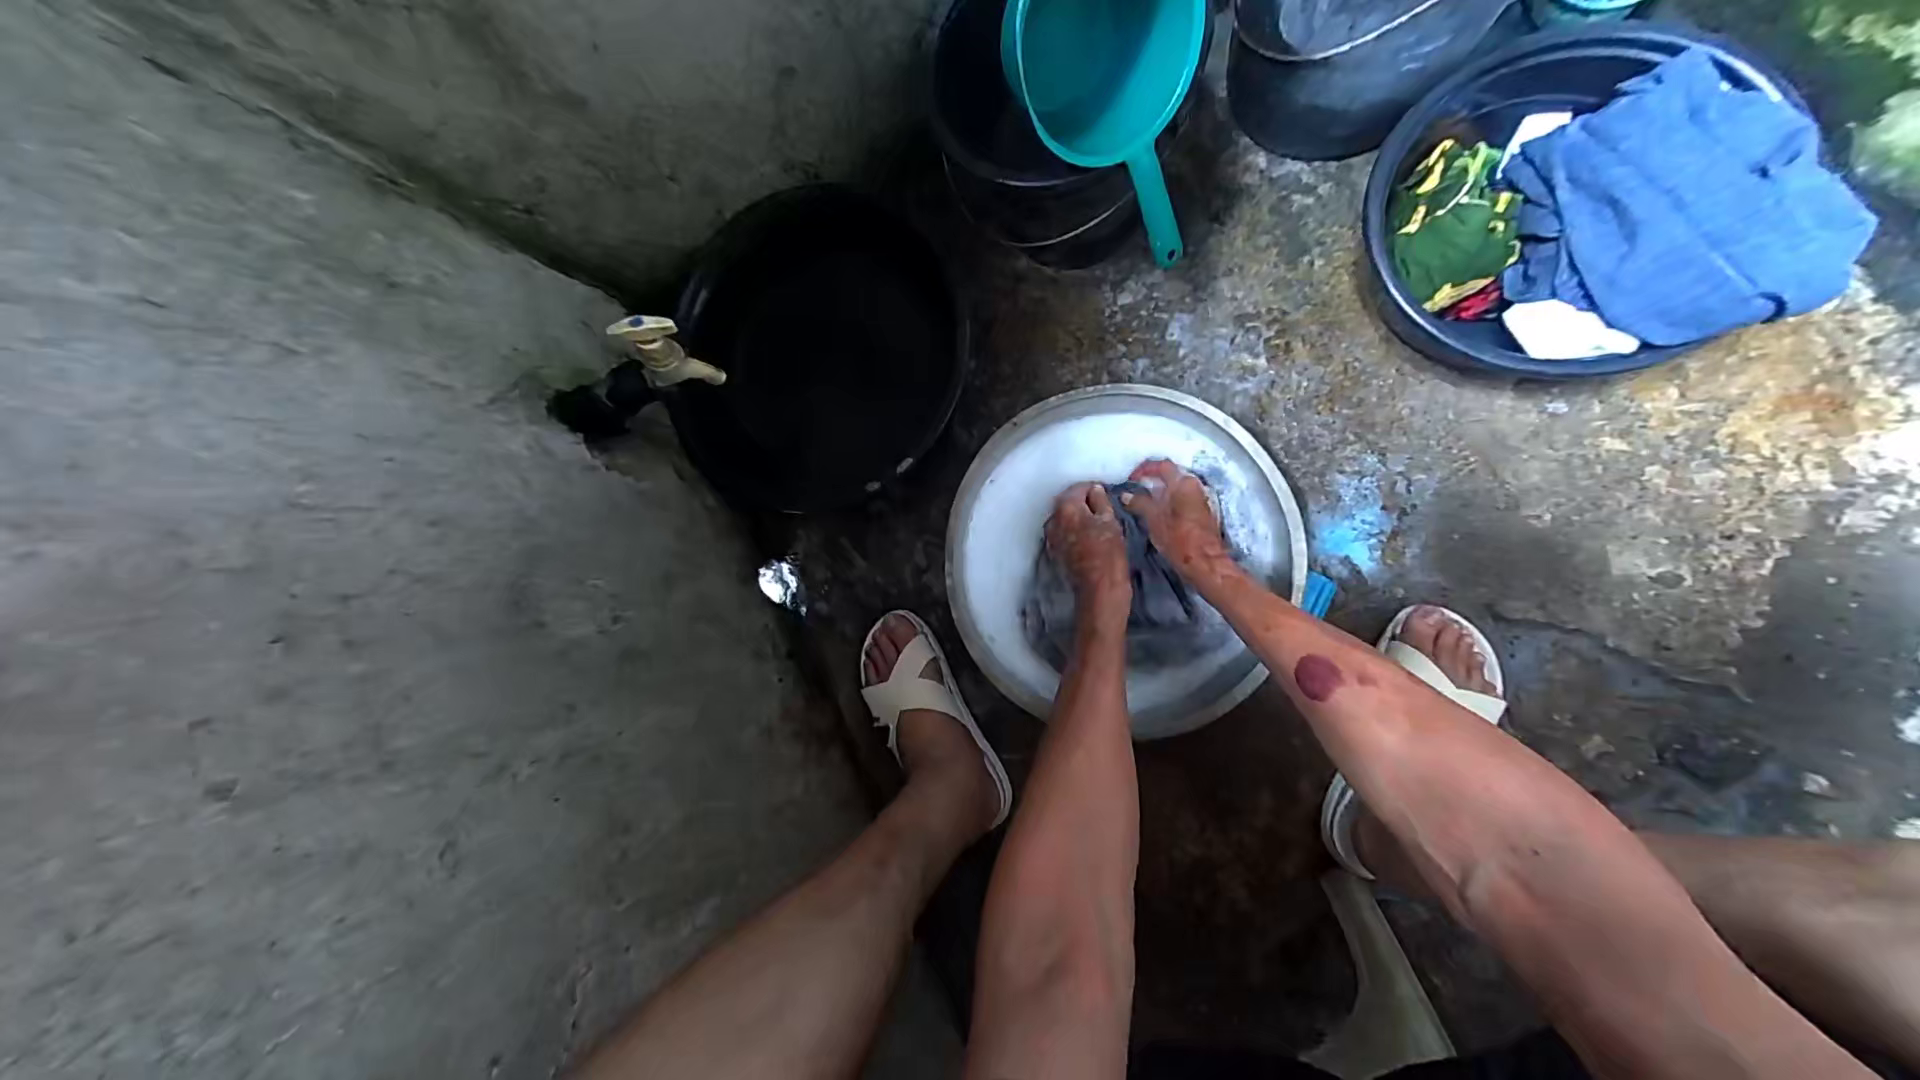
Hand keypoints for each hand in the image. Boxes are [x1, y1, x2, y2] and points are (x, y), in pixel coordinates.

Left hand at [1045, 483, 1130, 625]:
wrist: (1099, 588)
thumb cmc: (1108, 552)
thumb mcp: (1110, 521)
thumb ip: (1100, 501)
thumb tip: (1095, 490)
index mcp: (1066, 507)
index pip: (1078, 488)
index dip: (1094, 488)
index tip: (1106, 493)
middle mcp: (1052, 519)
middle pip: (1068, 502)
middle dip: (1084, 501)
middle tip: (1103, 506)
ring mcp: (1051, 536)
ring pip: (1064, 517)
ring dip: (1078, 516)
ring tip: (1097, 522)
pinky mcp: (1054, 550)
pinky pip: (1063, 531)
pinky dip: (1073, 529)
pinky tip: (1088, 535)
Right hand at [1118, 459, 1229, 580]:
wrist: (1204, 562)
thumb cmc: (1178, 539)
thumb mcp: (1153, 520)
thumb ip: (1140, 503)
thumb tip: (1127, 495)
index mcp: (1183, 483)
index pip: (1162, 465)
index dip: (1144, 469)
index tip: (1131, 479)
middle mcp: (1194, 486)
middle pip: (1171, 475)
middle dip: (1152, 480)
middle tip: (1135, 489)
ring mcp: (1200, 499)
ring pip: (1176, 487)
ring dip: (1160, 491)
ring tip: (1143, 502)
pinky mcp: (1201, 511)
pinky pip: (1182, 498)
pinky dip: (1169, 500)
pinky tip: (1157, 512)